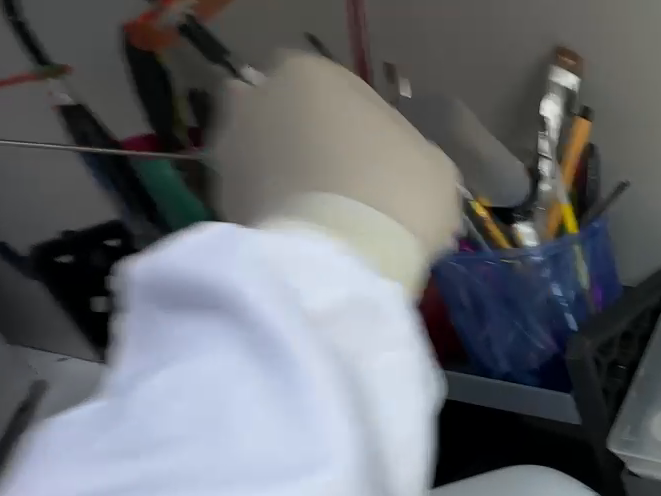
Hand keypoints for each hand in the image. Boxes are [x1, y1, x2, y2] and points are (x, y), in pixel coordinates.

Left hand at [211, 52, 460, 290]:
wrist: (344, 255)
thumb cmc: (400, 196)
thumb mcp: (437, 169)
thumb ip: (414, 153)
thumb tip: (400, 163)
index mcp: (315, 75)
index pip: (351, 96)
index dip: (379, 134)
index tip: (399, 170)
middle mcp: (261, 94)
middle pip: (304, 121)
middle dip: (328, 149)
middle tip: (365, 192)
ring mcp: (234, 142)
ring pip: (279, 157)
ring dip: (303, 179)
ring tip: (343, 223)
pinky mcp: (223, 190)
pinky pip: (265, 196)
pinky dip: (287, 211)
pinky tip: (321, 239)